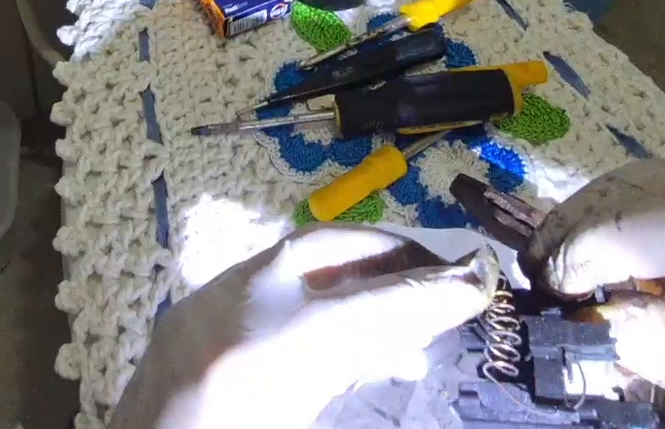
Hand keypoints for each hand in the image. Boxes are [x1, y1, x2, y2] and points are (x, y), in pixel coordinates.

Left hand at [109, 224, 495, 428]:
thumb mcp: (301, 418)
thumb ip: (353, 381)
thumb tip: (406, 347)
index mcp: (269, 352)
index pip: (366, 309)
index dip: (425, 296)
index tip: (472, 285)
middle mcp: (236, 305)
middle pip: (324, 252)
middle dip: (387, 252)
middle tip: (438, 268)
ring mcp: (208, 296)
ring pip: (291, 252)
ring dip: (348, 257)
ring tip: (393, 276)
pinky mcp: (193, 303)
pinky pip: (262, 267)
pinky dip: (307, 272)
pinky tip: (332, 294)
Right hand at [523, 160, 664, 428]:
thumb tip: (580, 312)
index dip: (600, 245)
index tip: (548, 284)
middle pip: (662, 184)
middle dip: (588, 222)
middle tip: (537, 270)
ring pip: (659, 179)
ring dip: (599, 215)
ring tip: (557, 259)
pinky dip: (628, 220)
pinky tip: (601, 253)